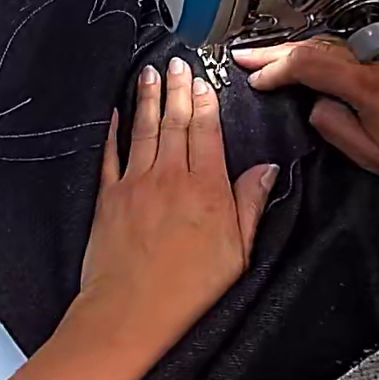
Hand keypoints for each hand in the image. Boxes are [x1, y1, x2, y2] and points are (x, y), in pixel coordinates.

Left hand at [65, 57, 278, 379]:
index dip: (205, 102)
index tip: (205, 81)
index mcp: (206, 189)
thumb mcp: (238, 254)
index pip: (206, 132)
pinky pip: (112, 154)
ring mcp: (137, 183)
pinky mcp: (110, 197)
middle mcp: (170, 177)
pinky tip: (116, 112)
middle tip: (178, 63)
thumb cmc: (188, 293)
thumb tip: (268, 170)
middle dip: (178, 88)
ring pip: (145, 129)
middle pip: (176, 122)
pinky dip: (114, 130)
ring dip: (149, 98)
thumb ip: (250, 205)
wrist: (130, 316)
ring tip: (150, 73)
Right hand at [233, 39, 378, 219]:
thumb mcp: (376, 158)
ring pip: (348, 50)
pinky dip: (344, 62)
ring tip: (284, 65)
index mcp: (376, 86)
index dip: (275, 67)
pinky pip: (370, 56)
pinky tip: (333, 74)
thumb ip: (335, 126)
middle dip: (284, 53)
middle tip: (254, 57)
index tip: (256, 74)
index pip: (310, 63)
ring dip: (314, 57)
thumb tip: (317, 105)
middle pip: (325, 47)